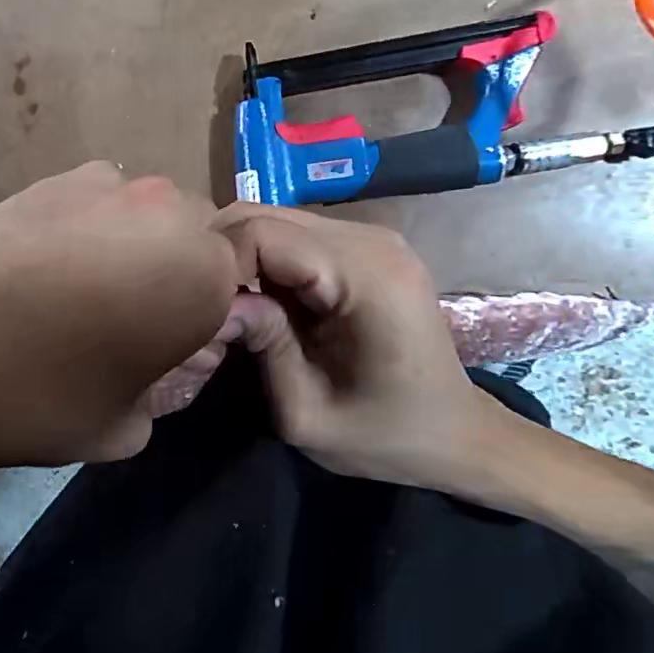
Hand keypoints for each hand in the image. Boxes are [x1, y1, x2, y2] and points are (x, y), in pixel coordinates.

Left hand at [0, 162, 241, 483]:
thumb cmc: (26, 398)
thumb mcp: (123, 425)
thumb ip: (178, 385)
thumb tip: (185, 353)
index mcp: (202, 272)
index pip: (240, 294)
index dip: (205, 330)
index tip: (167, 358)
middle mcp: (168, 208)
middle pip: (198, 248)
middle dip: (177, 285)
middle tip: (126, 330)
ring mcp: (110, 182)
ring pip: (151, 222)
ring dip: (136, 256)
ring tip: (78, 299)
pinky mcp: (57, 175)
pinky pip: (104, 208)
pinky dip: (95, 235)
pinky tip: (44, 273)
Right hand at [212, 203, 525, 492]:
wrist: (454, 435)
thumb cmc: (385, 436)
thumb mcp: (308, 414)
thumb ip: (264, 348)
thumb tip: (214, 304)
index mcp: (366, 276)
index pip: (262, 233)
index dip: (218, 264)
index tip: (199, 311)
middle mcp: (369, 239)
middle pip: (261, 215)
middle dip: (220, 256)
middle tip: (202, 308)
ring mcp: (368, 235)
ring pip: (270, 219)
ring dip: (237, 258)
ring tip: (226, 308)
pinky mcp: (361, 244)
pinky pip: (290, 234)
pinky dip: (260, 261)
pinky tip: (257, 301)